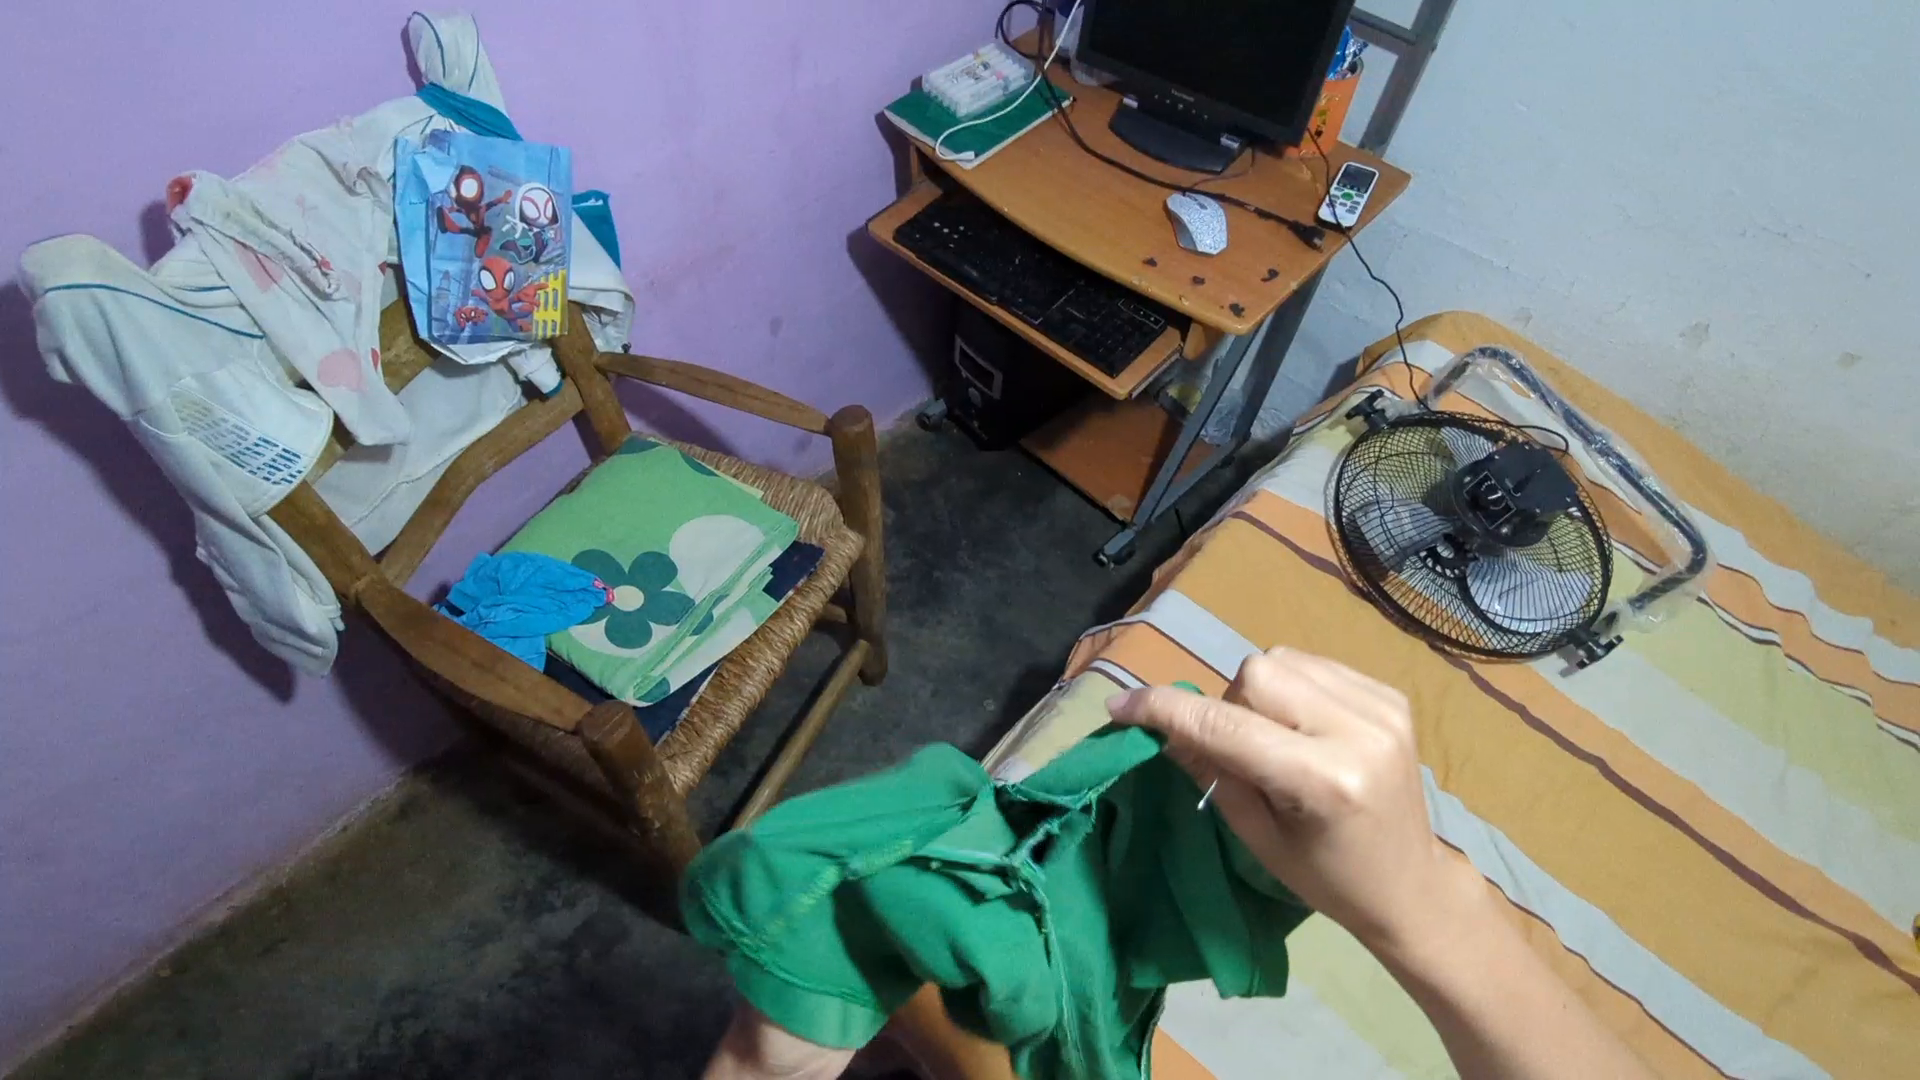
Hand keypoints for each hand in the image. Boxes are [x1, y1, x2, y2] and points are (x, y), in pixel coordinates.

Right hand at [1107, 647, 1476, 954]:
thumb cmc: (1326, 875)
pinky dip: (1290, 685)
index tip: (1120, 706)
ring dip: (1258, 692)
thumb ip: (1208, 768)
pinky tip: (1305, 724)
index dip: (1165, 709)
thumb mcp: (1255, 833)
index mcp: (1323, 780)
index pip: (1225, 725)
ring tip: (1276, 734)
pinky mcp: (1392, 695)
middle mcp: (1358, 732)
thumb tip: (1160, 724)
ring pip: (1280, 659)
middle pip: (1255, 672)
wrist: (1412, 884)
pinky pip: (1311, 662)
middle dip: (1229, 704)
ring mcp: (1382, 708)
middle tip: (1239, 747)